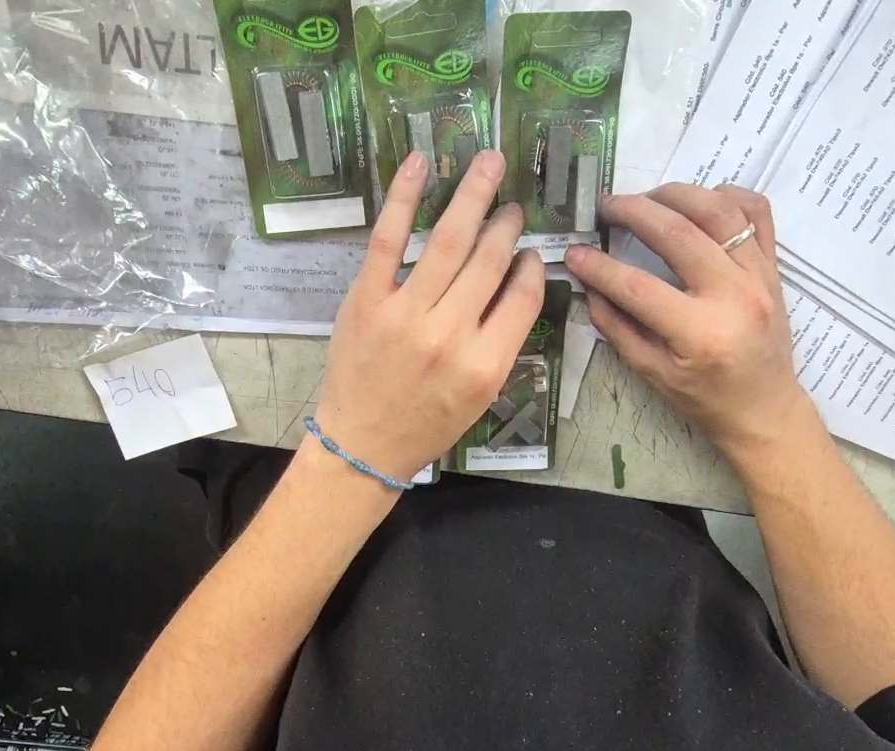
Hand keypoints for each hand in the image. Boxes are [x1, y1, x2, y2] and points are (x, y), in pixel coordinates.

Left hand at [313, 149, 547, 481]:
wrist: (363, 445)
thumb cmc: (427, 425)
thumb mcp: (480, 397)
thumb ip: (501, 343)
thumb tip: (516, 280)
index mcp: (485, 364)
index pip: (523, 296)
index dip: (531, 265)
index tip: (529, 252)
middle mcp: (449, 334)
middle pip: (489, 261)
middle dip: (506, 224)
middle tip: (512, 204)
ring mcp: (405, 314)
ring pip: (448, 241)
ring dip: (472, 194)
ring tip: (488, 162)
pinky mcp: (366, 300)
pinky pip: (388, 240)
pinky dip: (405, 198)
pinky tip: (419, 164)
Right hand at [565, 184, 811, 454]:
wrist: (763, 407)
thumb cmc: (704, 398)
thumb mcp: (653, 374)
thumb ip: (619, 329)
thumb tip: (590, 287)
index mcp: (699, 334)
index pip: (639, 288)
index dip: (601, 268)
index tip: (575, 253)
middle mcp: (733, 296)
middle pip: (679, 234)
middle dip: (634, 212)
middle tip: (606, 207)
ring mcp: (758, 276)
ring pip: (719, 210)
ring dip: (677, 194)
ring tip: (647, 198)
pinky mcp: (773, 265)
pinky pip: (756, 211)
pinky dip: (727, 195)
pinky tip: (699, 201)